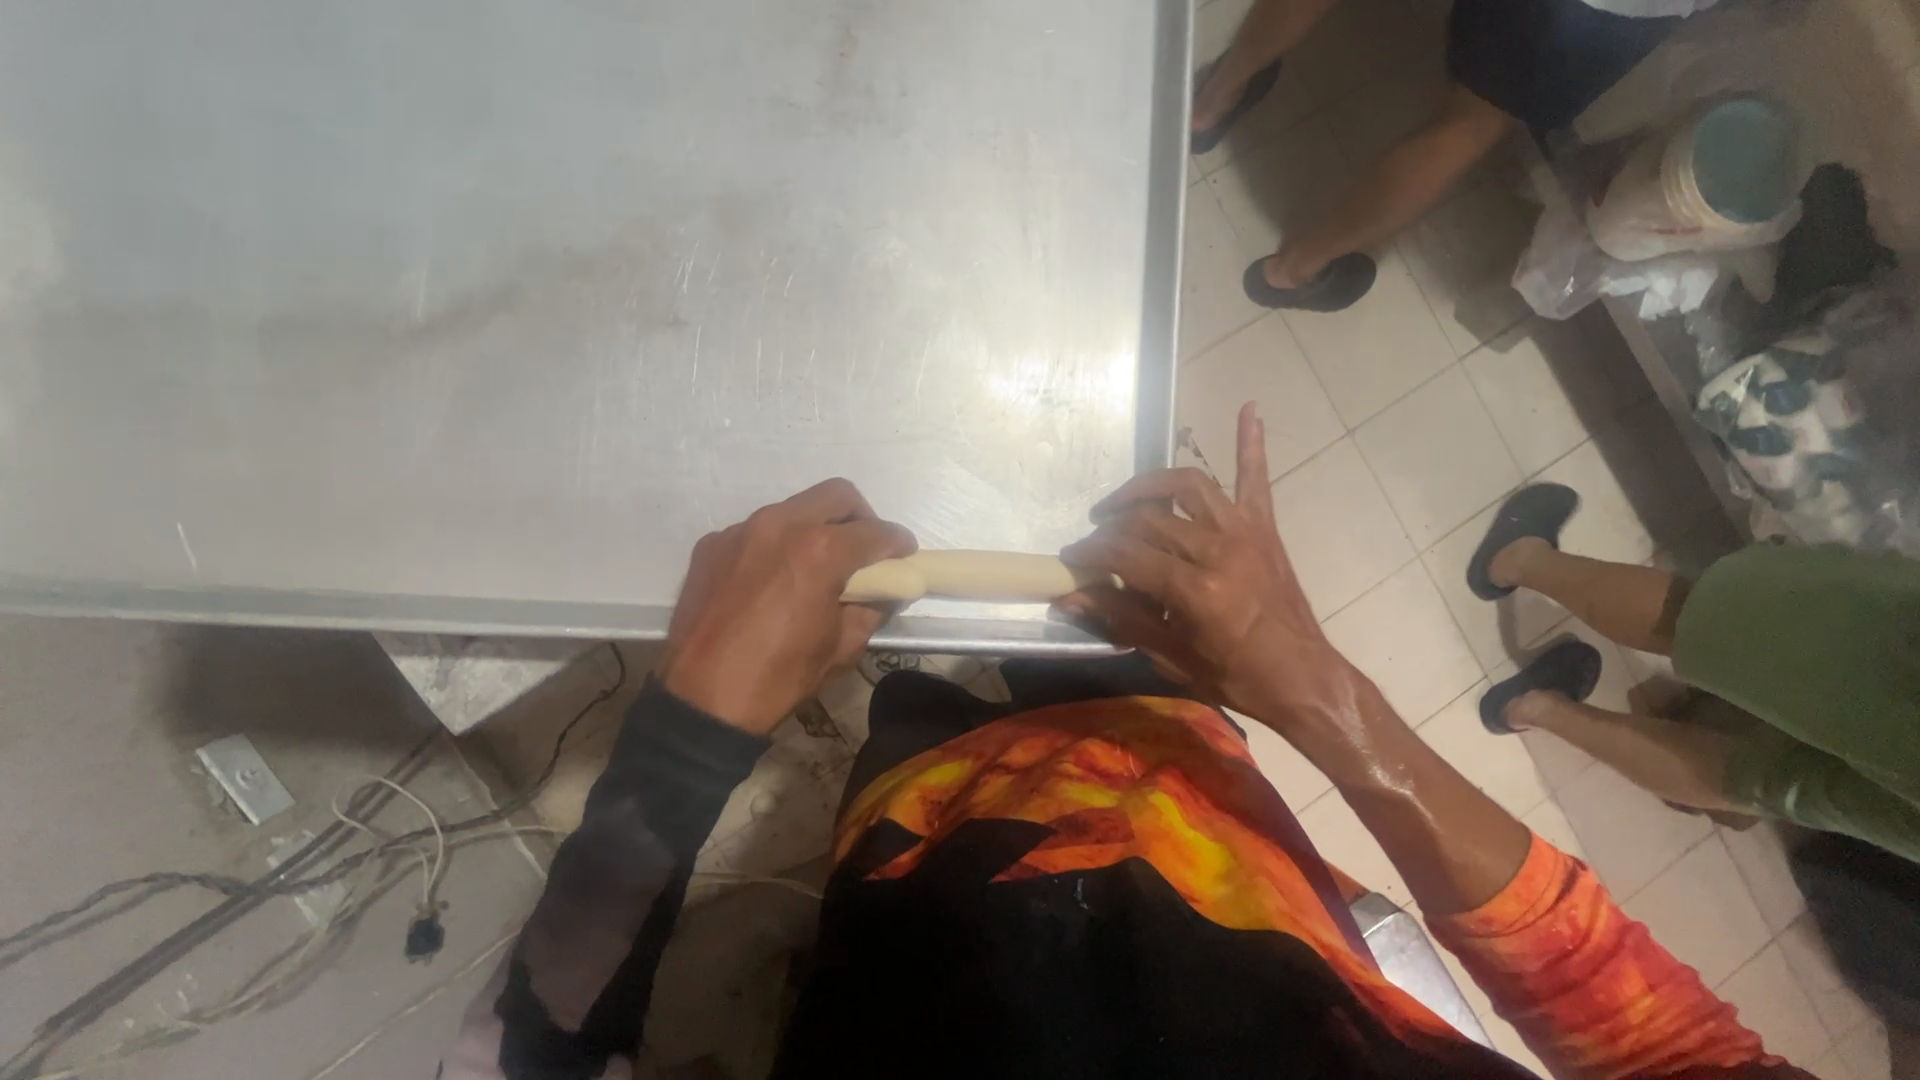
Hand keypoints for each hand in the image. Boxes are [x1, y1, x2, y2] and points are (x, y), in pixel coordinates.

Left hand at [664, 479, 915, 734]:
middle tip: (864, 551)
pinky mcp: (711, 546)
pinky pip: (755, 532)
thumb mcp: (843, 648)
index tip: (904, 557)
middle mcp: (781, 525)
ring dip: (815, 528)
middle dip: (861, 518)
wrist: (702, 702)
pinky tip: (771, 582)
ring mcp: (741, 531)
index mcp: (820, 551)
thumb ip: (870, 609)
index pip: (876, 531)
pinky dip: (775, 546)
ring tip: (814, 568)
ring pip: (793, 509)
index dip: (899, 544)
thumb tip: (883, 592)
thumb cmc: (780, 677)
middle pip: (837, 495)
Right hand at [1058, 404, 1367, 732]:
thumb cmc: (1235, 677)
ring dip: (1150, 486)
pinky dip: (1250, 443)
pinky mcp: (1265, 528)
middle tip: (1095, 544)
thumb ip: (1120, 617)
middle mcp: (1218, 549)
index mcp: (1194, 588)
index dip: (1091, 554)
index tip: (1069, 558)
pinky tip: (1248, 407)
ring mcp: (1244, 532)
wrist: (1303, 679)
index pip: (1126, 556)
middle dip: (1112, 530)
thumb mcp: (1170, 654)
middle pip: (1149, 521)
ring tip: (1125, 501)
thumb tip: (1069, 598)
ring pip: (1188, 487)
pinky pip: (1255, 478)